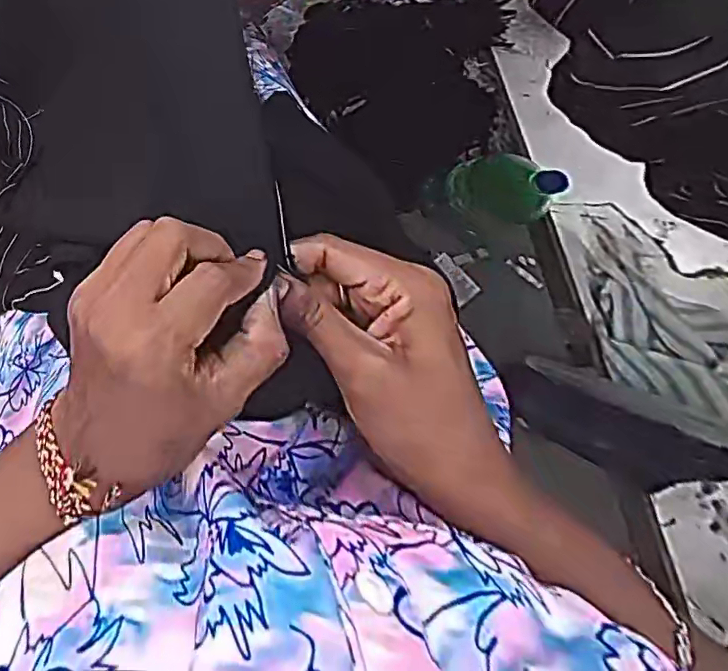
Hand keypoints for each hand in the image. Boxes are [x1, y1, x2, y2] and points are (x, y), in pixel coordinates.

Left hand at [57, 218, 289, 499]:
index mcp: (153, 341)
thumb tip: (268, 296)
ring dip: (182, 245)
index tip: (256, 274)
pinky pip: (127, 247)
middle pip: (173, 235)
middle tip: (225, 272)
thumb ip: (261, 344)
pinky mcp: (84, 291)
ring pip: (148, 230)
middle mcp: (116, 309)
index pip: (211, 278)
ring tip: (197, 276)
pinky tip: (169, 284)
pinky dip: (156, 254)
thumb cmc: (154, 435)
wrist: (91, 450)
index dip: (244, 271)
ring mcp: (94, 296)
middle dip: (211, 246)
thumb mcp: (225, 401)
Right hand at [282, 234, 519, 534]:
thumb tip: (278, 285)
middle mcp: (408, 285)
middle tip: (288, 330)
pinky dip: (330, 328)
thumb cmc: (427, 432)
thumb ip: (315, 319)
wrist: (461, 478)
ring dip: (316, 315)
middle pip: (332, 267)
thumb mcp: (360, 371)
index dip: (293, 264)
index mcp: (408, 284)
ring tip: (322, 351)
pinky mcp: (393, 325)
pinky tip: (331, 353)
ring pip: (334, 290)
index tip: (266, 290)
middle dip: (304, 294)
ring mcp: (401, 305)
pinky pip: (347, 312)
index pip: (333, 248)